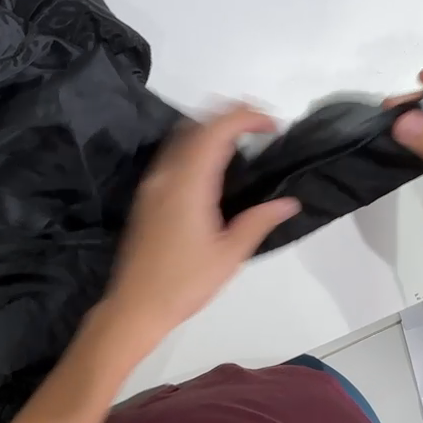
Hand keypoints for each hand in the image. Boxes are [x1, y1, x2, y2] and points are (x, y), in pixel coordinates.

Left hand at [101, 105, 301, 346]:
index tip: (273, 126)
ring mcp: (151, 185)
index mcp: (188, 185)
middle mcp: (165, 176)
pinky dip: (195, 147)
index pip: (217, 130)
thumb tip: (288, 202)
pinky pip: (171, 156)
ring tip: (242, 142)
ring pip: (181, 138)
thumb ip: (258, 222)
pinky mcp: (145, 198)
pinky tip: (213, 168)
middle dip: (230, 116)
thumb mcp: (229, 255)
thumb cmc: (183, 284)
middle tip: (261, 127)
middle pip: (196, 124)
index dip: (247, 116)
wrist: (135, 306)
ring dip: (211, 130)